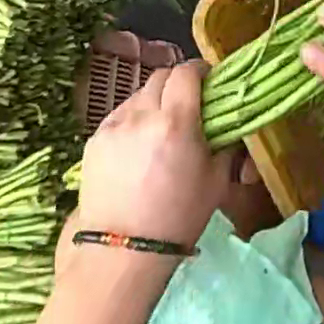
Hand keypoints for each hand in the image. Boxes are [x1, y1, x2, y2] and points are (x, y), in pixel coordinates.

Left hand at [75, 62, 234, 246]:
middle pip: (161, 77)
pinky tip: (137, 147)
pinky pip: (119, 116)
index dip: (200, 70)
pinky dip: (132, 121)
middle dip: (177, 84)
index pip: (187, 72)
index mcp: (177, 120)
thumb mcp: (217, 181)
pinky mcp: (95, 138)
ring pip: (139, 95)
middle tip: (186, 104)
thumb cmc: (178, 217)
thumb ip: (226, 142)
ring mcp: (115, 124)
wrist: (122, 252)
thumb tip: (228, 121)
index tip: (207, 81)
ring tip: (159, 128)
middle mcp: (143, 113)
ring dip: (153, 102)